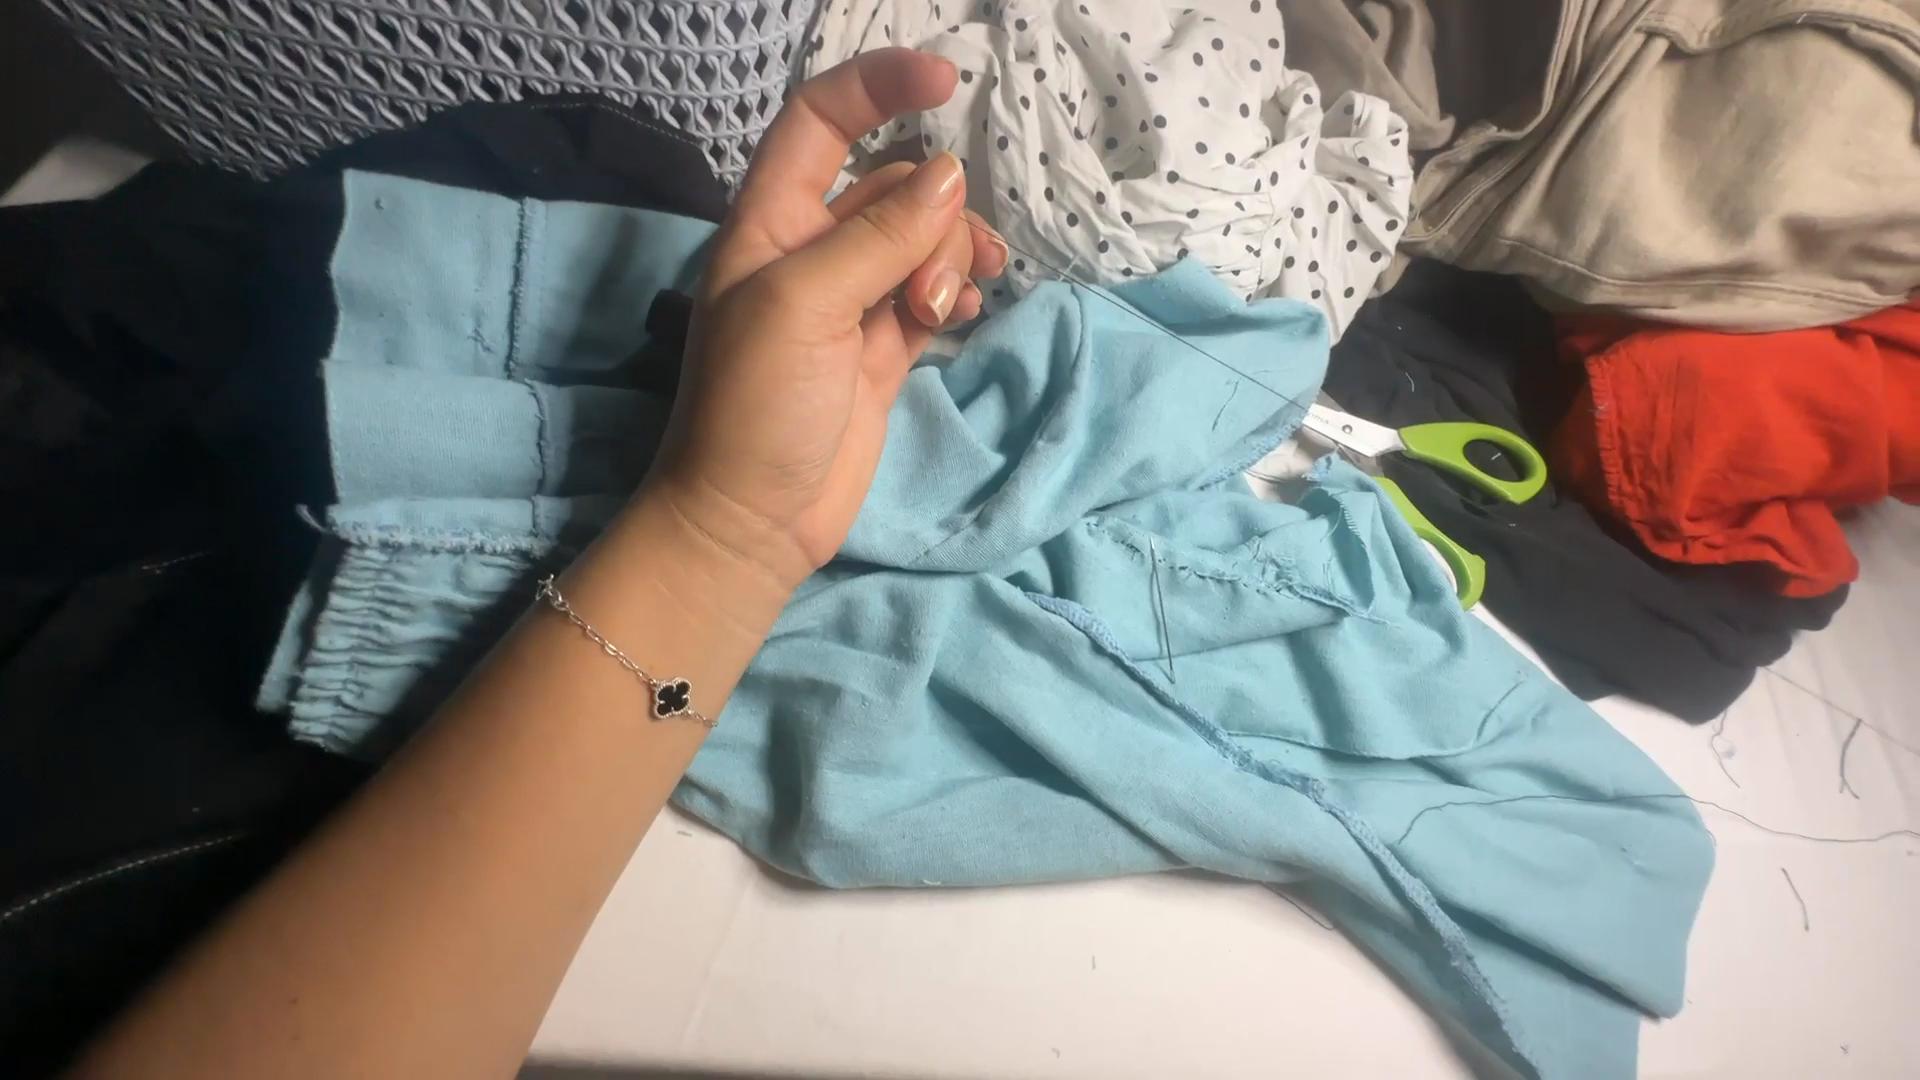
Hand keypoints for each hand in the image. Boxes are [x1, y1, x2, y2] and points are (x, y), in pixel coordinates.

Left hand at [647, 48, 1008, 589]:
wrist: (756, 518)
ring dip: (950, 260)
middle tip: (929, 288)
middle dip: (930, 220)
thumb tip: (948, 178)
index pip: (821, 123)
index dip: (878, 88)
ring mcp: (852, 306)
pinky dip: (955, 293)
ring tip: (948, 309)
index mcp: (769, 225)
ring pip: (921, 245)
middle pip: (892, 190)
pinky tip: (967, 312)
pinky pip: (932, 296)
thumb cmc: (756, 408)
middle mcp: (812, 255)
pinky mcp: (882, 352)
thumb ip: (876, 238)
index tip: (949, 81)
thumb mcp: (805, 307)